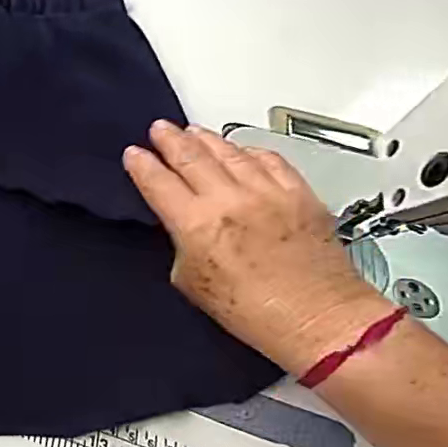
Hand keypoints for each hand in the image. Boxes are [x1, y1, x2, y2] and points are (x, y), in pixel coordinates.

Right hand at [122, 120, 393, 373]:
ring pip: (231, 152)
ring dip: (207, 139)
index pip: (159, 182)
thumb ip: (182, 241)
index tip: (133, 153)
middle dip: (172, 140)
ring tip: (193, 131)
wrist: (314, 317)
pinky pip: (271, 160)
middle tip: (160, 129)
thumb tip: (184, 222)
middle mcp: (231, 200)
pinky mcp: (300, 195)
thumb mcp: (188, 278)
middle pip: (193, 157)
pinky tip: (241, 148)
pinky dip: (251, 150)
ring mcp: (269, 193)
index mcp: (195, 224)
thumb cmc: (249, 309)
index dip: (142, 164)